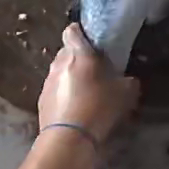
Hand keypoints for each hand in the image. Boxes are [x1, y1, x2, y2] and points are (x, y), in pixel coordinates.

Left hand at [38, 24, 140, 143]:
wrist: (68, 138)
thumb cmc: (98, 108)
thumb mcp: (125, 94)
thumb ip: (127, 81)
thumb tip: (127, 79)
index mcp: (78, 54)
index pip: (72, 30)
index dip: (81, 33)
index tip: (93, 42)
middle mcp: (59, 62)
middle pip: (67, 52)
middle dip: (79, 58)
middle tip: (95, 70)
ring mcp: (48, 81)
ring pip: (60, 71)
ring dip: (71, 76)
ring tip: (86, 92)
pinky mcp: (41, 98)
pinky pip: (55, 89)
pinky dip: (63, 93)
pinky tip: (74, 108)